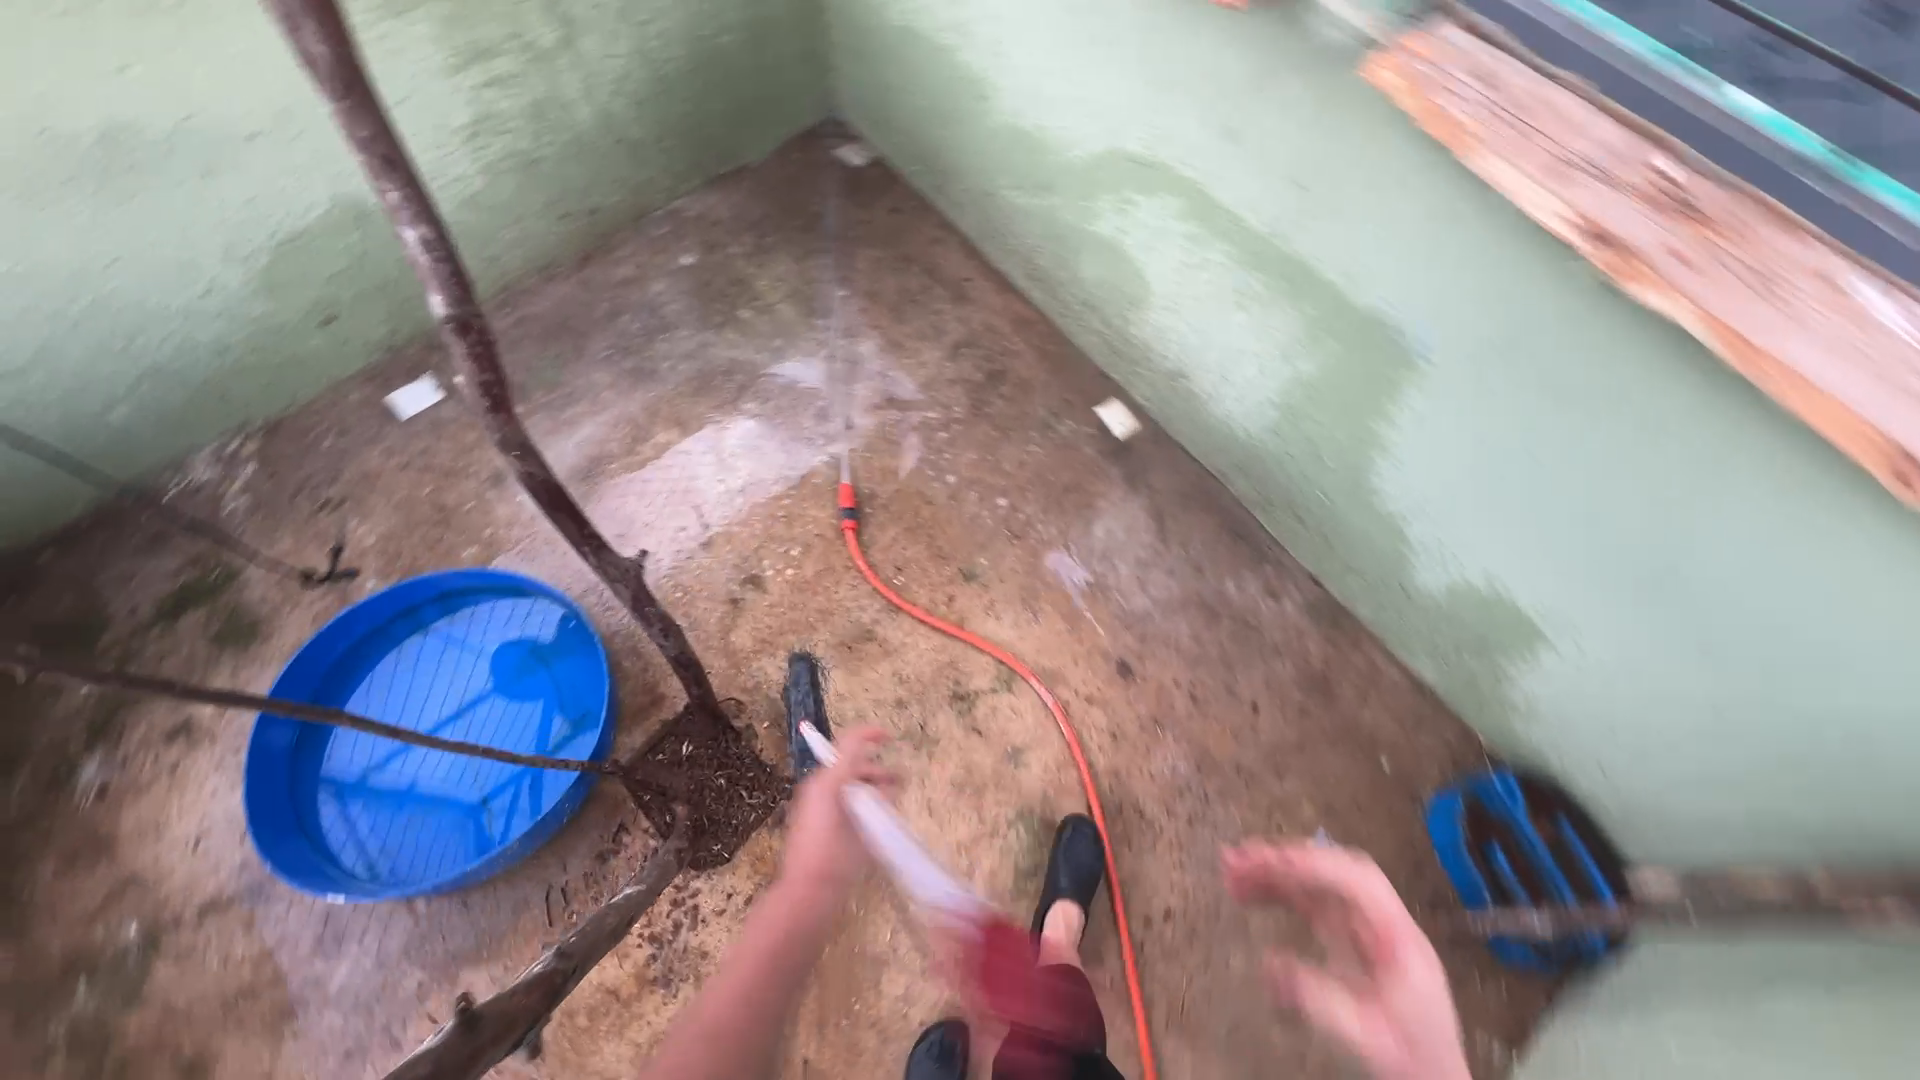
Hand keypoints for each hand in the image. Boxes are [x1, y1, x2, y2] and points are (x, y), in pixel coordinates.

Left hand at [778, 727, 892, 905]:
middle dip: (876, 770)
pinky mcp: (811, 817)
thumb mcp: (866, 828)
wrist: (806, 892)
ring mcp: (812, 801)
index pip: (849, 743)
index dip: (870, 734)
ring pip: (844, 781)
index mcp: (829, 782)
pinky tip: (871, 818)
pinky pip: (836, 796)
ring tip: (888, 802)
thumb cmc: (837, 859)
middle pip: (850, 764)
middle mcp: (818, 785)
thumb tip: (889, 786)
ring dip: (868, 785)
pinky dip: (855, 798)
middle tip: (899, 782)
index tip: (890, 737)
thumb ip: (879, 801)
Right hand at [1222, 841, 1469, 1079]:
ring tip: (1232, 873)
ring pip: (1319, 885)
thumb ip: (1319, 998)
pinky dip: (1282, 893)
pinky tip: (1253, 895)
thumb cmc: (1407, 1059)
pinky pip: (1313, 904)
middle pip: (1334, 873)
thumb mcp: (1364, 1035)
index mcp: (1398, 938)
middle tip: (1237, 860)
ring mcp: (1366, 928)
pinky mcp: (1350, 939)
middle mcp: (1382, 922)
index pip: (1358, 881)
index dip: (1313, 865)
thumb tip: (1268, 961)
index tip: (1270, 862)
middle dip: (1285, 860)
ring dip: (1276, 873)